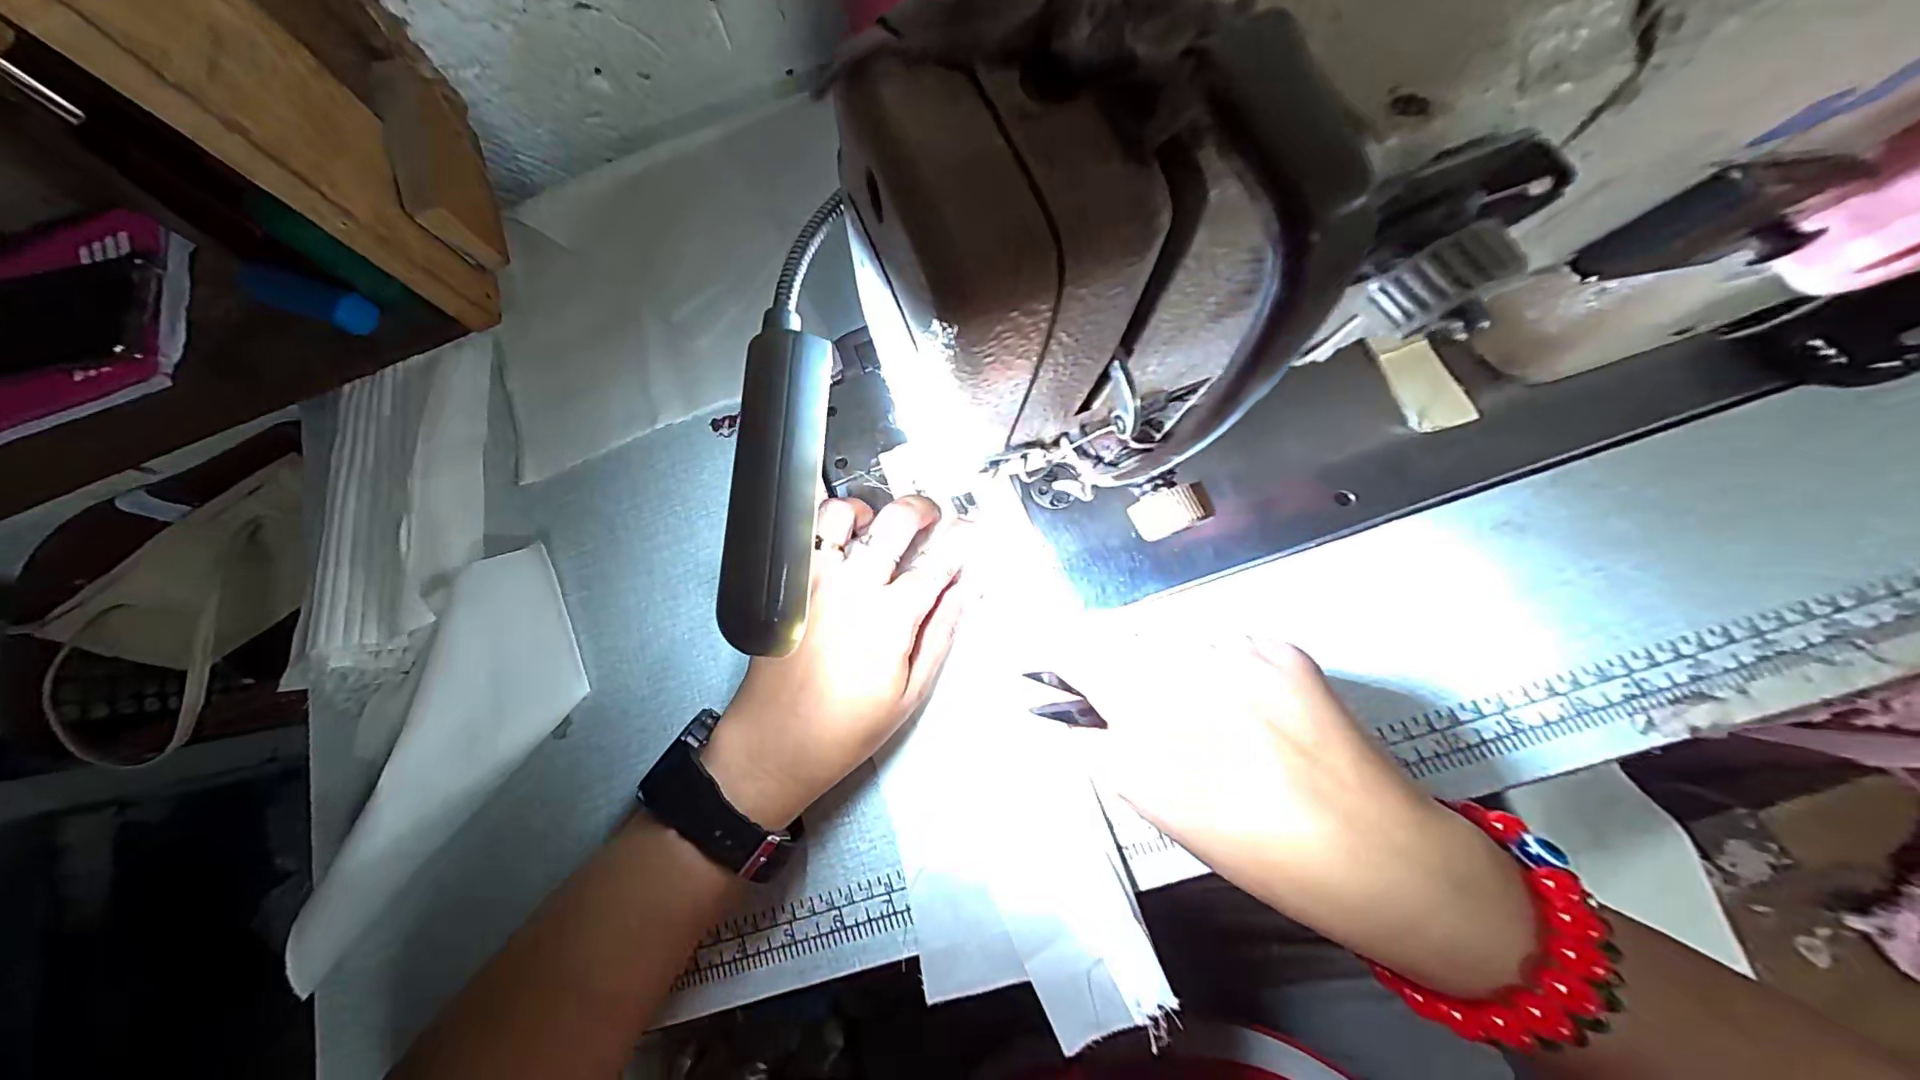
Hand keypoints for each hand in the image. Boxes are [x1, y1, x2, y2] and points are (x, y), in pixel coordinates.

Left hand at [704, 495, 967, 828]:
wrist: (777, 743)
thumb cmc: (839, 729)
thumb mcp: (910, 692)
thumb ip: (939, 633)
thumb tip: (960, 595)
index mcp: (889, 619)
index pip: (936, 563)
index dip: (959, 543)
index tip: (967, 535)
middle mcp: (851, 592)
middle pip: (895, 522)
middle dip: (922, 509)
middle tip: (931, 517)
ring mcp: (815, 585)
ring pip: (841, 514)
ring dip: (868, 511)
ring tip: (878, 525)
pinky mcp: (789, 589)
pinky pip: (804, 537)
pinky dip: (825, 526)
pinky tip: (840, 541)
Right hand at [1065, 634, 1536, 997]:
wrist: (1381, 854)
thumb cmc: (1264, 854)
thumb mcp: (1168, 811)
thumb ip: (1115, 750)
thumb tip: (1082, 711)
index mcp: (1149, 744)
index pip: (1081, 668)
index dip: (1064, 663)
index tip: (1057, 667)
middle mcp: (1184, 691)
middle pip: (1120, 643)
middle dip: (1117, 662)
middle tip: (1138, 695)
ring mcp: (1236, 661)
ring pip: (1172, 638)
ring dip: (1171, 662)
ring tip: (1207, 707)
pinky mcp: (1280, 648)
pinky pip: (1222, 642)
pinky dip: (1221, 664)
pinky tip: (1248, 703)